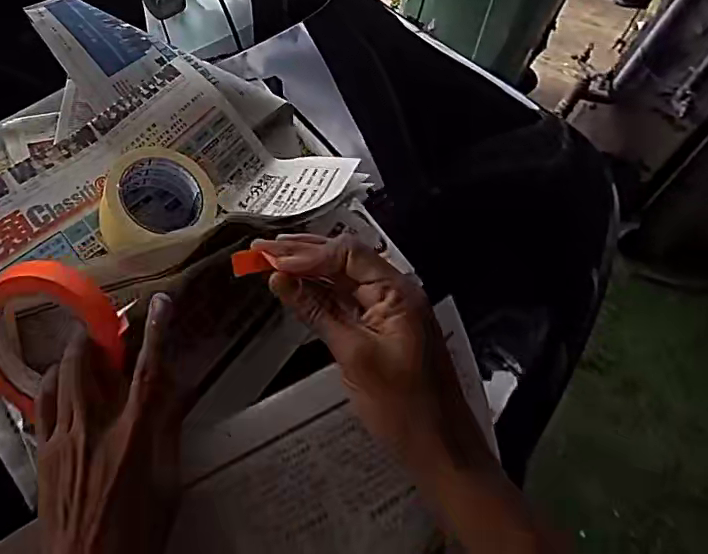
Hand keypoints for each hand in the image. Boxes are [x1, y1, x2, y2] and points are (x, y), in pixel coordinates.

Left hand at [34, 292, 180, 553]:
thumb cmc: (136, 536)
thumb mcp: (167, 487)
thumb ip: (167, 432)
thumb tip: (172, 391)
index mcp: (134, 439)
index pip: (148, 371)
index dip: (156, 332)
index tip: (161, 303)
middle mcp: (95, 429)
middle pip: (91, 359)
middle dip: (100, 334)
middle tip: (110, 330)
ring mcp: (64, 436)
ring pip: (64, 371)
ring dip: (77, 353)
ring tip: (88, 352)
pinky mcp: (44, 448)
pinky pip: (44, 397)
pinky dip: (54, 379)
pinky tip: (62, 379)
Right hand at [249, 235, 490, 475]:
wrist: (444, 458)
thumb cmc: (411, 413)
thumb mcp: (353, 356)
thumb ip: (315, 311)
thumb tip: (281, 280)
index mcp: (398, 294)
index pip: (345, 254)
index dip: (305, 253)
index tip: (273, 258)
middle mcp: (395, 294)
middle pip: (341, 257)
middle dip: (300, 252)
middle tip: (262, 250)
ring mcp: (387, 310)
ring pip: (339, 274)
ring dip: (304, 268)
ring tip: (270, 261)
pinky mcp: (379, 327)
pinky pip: (342, 296)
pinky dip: (315, 289)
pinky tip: (293, 288)